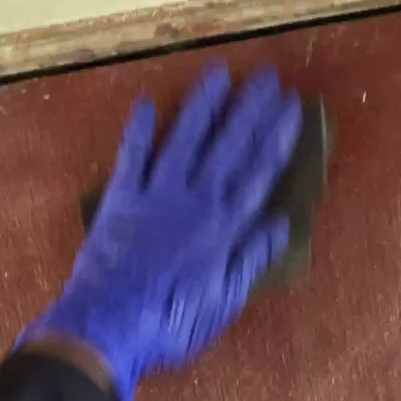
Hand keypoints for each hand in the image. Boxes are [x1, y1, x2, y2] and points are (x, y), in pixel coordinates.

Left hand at [21, 62, 300, 400]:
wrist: (108, 327)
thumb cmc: (170, 326)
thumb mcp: (222, 303)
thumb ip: (250, 259)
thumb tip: (281, 224)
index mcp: (223, 229)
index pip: (258, 174)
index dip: (277, 138)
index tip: (292, 107)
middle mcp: (194, 202)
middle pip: (228, 148)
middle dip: (250, 111)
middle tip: (266, 75)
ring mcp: (155, 197)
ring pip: (183, 140)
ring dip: (201, 106)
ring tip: (217, 72)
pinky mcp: (119, 200)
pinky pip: (131, 158)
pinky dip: (137, 130)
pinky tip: (144, 102)